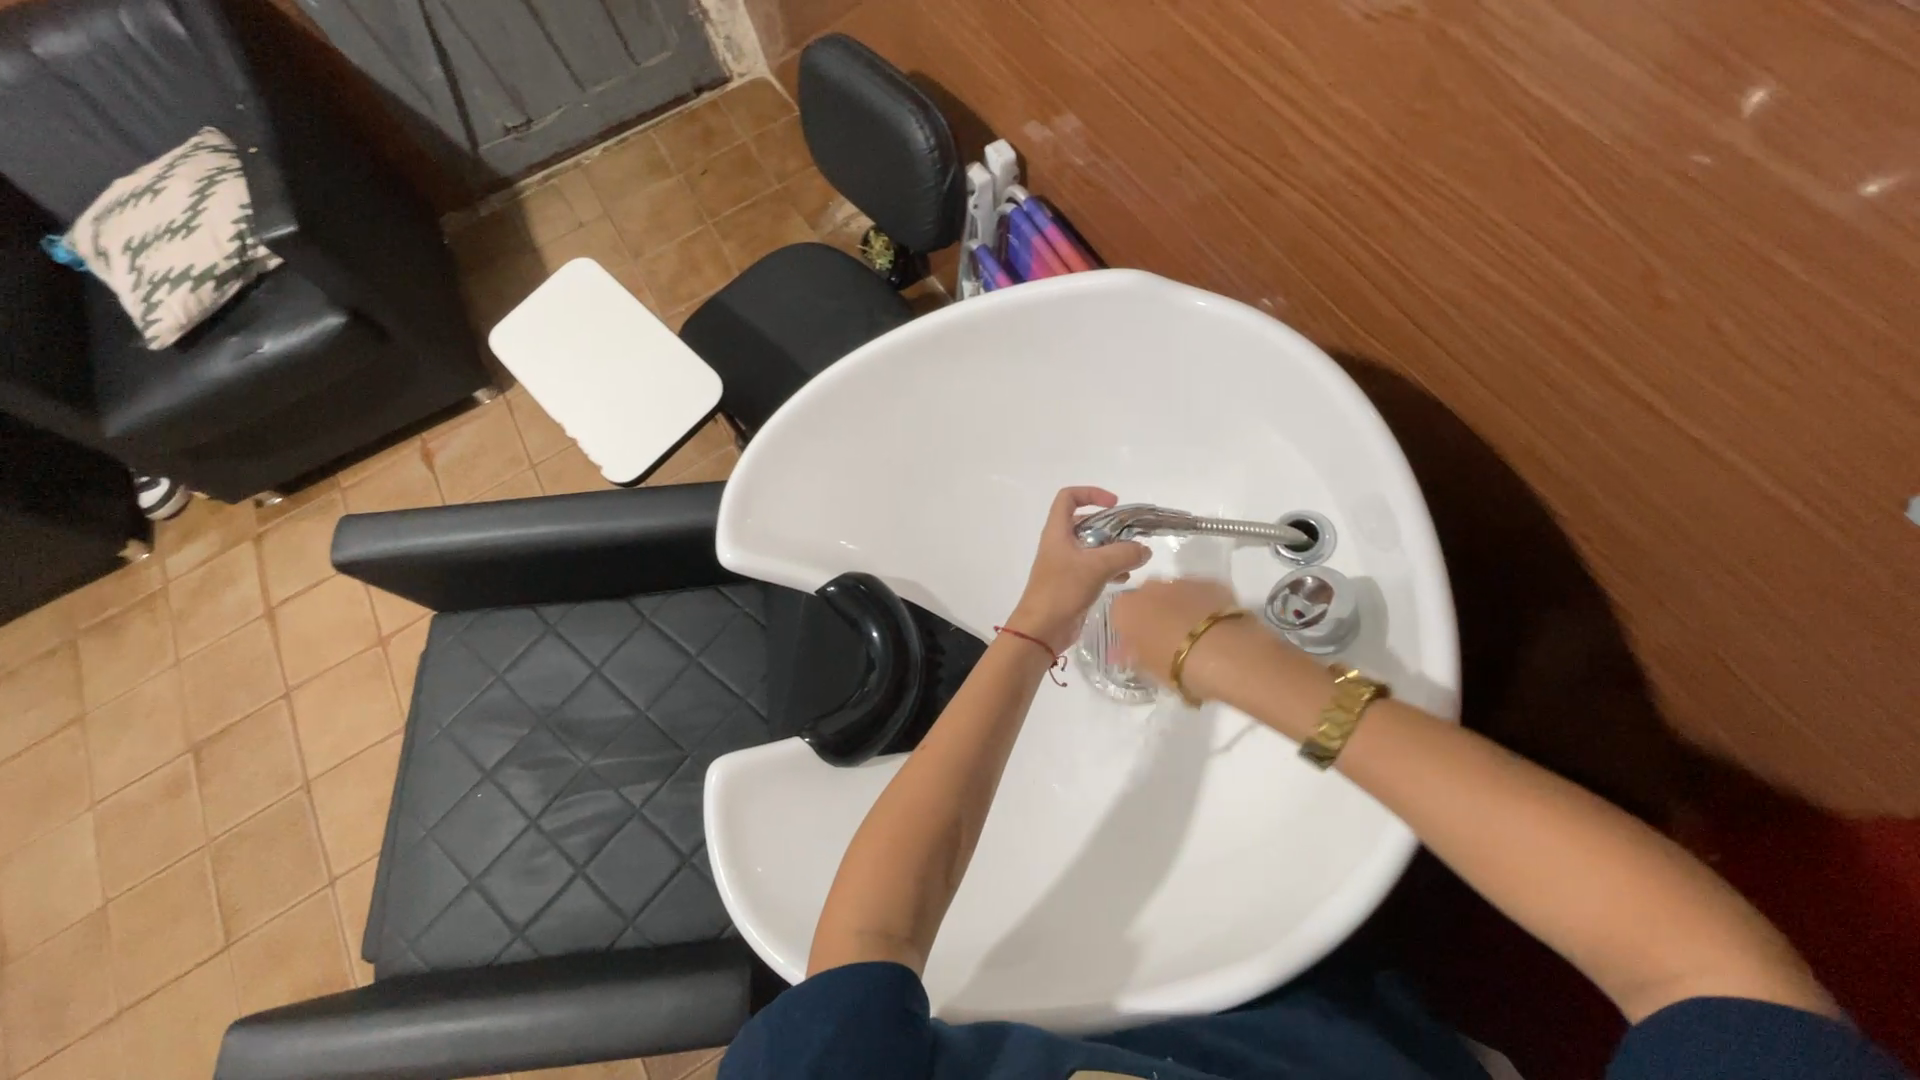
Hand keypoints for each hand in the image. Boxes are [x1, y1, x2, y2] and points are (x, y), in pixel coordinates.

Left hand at [1007, 487, 1149, 651]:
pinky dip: (1110, 569)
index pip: (1068, 498)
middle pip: (1086, 523)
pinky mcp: (1072, 584)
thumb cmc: (1062, 590)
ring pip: (1093, 547)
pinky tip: (1125, 578)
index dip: (1090, 493)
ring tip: (1134, 559)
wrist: (1041, 630)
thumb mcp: (1096, 566)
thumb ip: (1124, 554)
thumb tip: (1144, 550)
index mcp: (1057, 531)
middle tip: (1133, 535)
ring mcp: (1065, 565)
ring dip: (1114, 550)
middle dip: (1111, 526)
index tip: (1113, 504)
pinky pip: (1094, 568)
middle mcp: (1060, 544)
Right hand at [1110, 578, 1328, 708]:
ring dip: (1179, 608)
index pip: (1119, 615)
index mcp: (1125, 609)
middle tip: (1169, 640)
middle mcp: (1149, 588)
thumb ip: (1131, 655)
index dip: (1131, 631)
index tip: (1142, 647)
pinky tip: (1215, 626)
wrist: (1224, 652)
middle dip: (1155, 614)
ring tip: (1196, 635)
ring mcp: (1181, 581)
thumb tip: (1122, 651)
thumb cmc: (1175, 665)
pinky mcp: (1210, 582)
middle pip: (1147, 598)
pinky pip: (1200, 593)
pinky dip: (1204, 605)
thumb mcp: (1146, 669)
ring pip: (1174, 593)